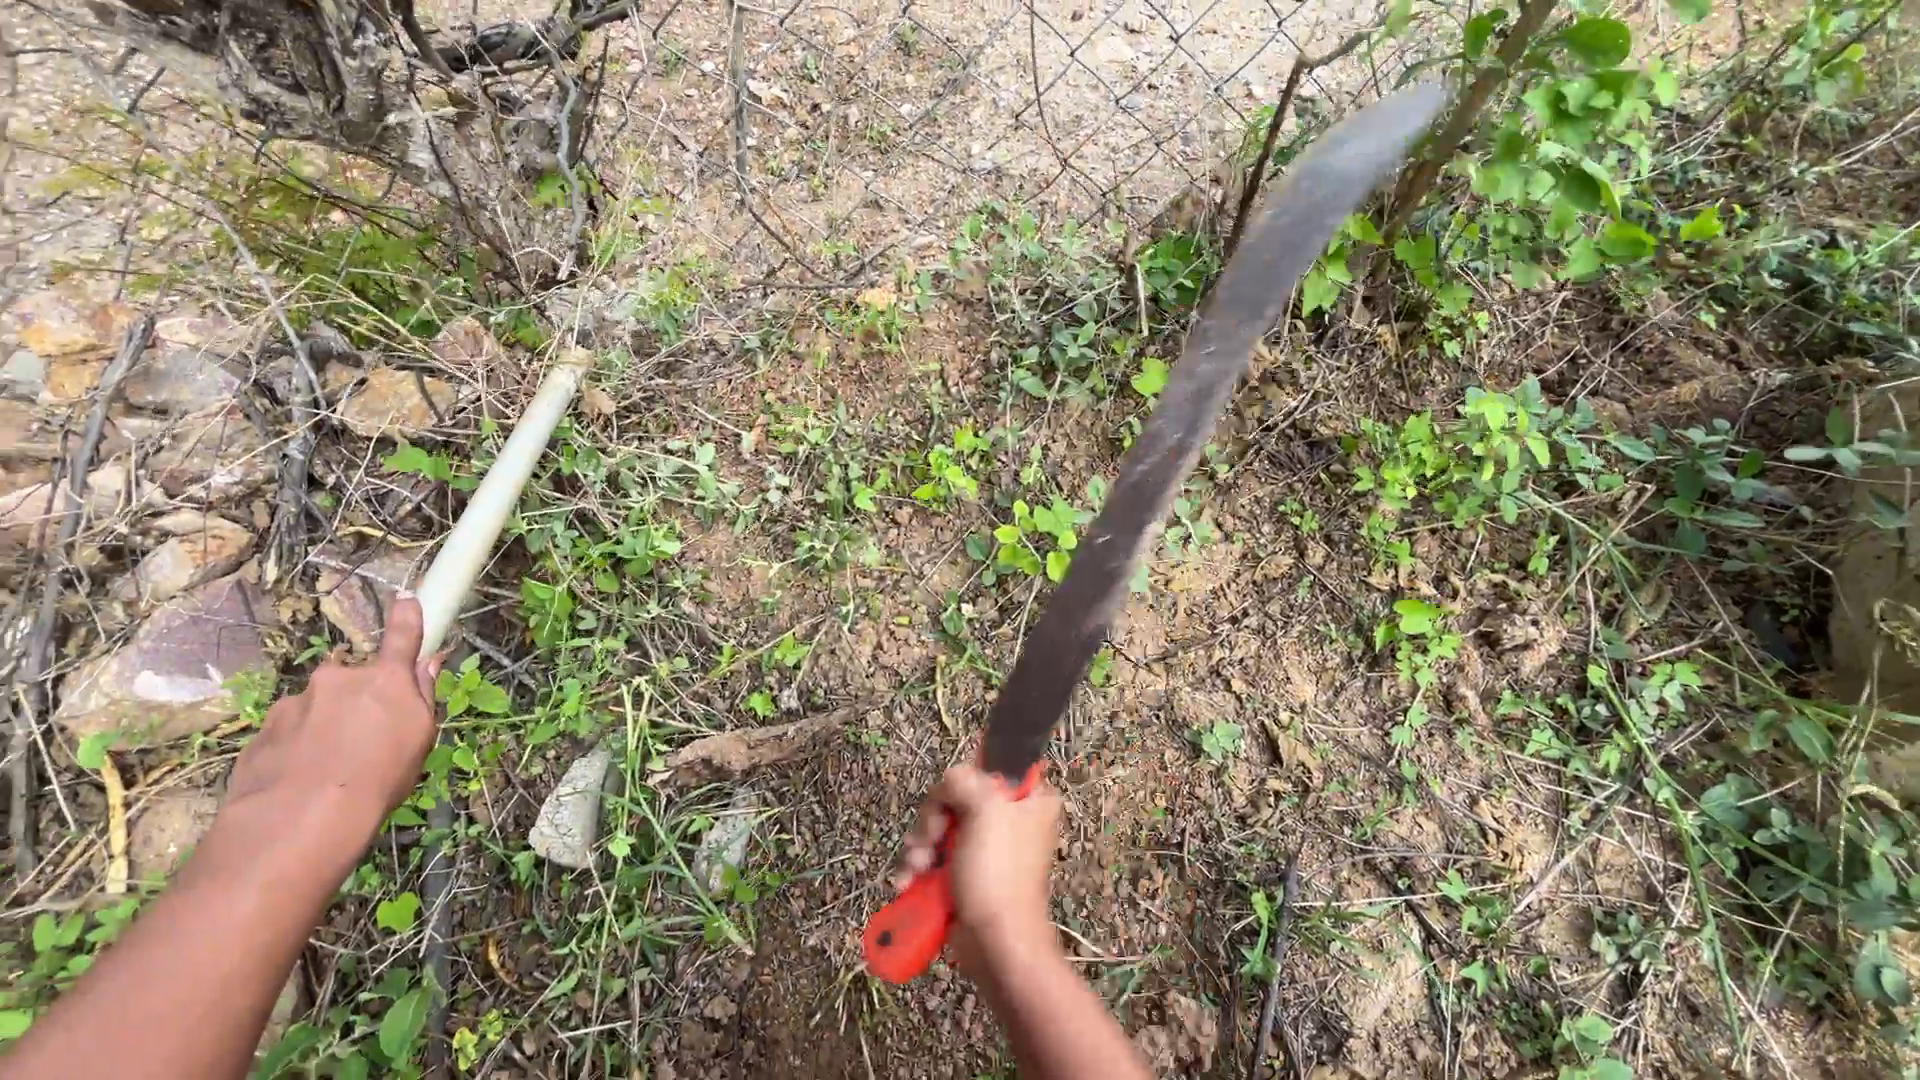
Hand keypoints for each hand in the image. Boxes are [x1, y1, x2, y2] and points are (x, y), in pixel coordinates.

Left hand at [226, 595, 443, 847]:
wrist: (298, 818)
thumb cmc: (379, 776)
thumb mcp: (420, 737)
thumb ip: (422, 696)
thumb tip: (426, 663)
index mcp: (384, 680)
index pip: (402, 638)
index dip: (408, 617)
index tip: (407, 598)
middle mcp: (337, 679)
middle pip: (353, 682)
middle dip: (358, 701)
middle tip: (366, 740)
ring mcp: (294, 703)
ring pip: (318, 708)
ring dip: (325, 727)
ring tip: (330, 769)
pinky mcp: (261, 731)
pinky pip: (288, 732)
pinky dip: (297, 748)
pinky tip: (302, 779)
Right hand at [897, 764, 1061, 972]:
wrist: (996, 945)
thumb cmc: (998, 874)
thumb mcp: (985, 810)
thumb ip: (965, 780)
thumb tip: (952, 780)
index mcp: (1030, 799)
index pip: (989, 768)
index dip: (963, 783)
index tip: (952, 803)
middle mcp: (1010, 820)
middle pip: (956, 799)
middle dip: (933, 822)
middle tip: (930, 841)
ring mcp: (986, 850)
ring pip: (940, 829)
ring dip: (920, 848)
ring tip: (915, 871)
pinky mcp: (965, 875)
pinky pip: (935, 858)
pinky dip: (919, 869)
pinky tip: (908, 883)